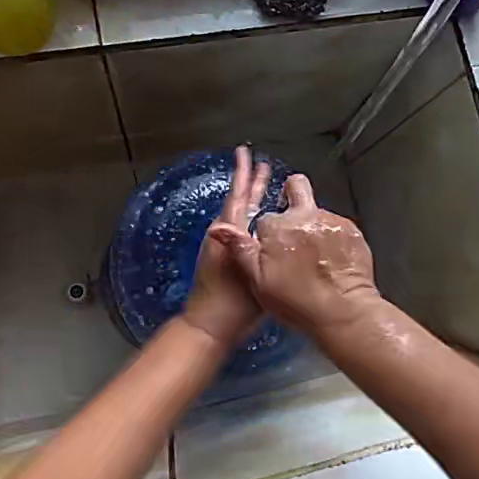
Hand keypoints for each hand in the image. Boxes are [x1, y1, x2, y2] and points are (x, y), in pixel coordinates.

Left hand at [179, 146, 272, 345]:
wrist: (211, 326)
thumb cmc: (231, 301)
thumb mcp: (245, 268)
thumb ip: (245, 242)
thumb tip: (251, 219)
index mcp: (230, 232)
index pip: (239, 195)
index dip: (243, 173)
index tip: (245, 152)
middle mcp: (227, 235)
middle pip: (242, 201)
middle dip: (252, 181)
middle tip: (263, 164)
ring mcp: (228, 247)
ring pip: (244, 215)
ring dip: (255, 197)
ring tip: (266, 185)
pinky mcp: (233, 259)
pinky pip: (246, 229)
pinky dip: (256, 217)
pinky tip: (266, 219)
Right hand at [208, 173, 382, 338]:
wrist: (342, 312)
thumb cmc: (298, 300)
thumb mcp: (259, 281)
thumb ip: (241, 250)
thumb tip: (219, 228)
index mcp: (279, 226)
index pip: (267, 217)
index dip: (268, 233)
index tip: (272, 248)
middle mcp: (306, 215)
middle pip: (296, 186)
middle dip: (290, 195)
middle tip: (292, 226)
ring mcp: (331, 221)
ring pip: (317, 212)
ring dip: (312, 224)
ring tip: (314, 256)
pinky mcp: (351, 230)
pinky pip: (337, 225)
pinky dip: (332, 236)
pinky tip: (330, 259)